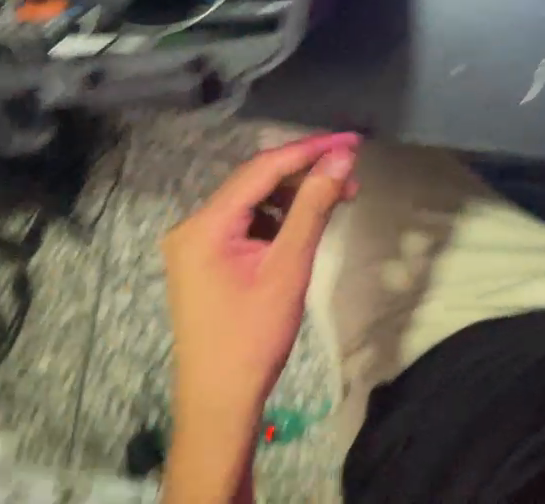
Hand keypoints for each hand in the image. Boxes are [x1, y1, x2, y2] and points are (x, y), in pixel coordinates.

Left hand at [162, 132, 358, 423]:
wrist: (220, 403)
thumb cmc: (253, 337)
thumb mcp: (289, 268)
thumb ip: (313, 207)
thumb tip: (341, 158)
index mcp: (204, 225)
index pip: (263, 169)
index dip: (309, 150)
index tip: (351, 140)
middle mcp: (193, 225)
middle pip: (256, 181)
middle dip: (305, 172)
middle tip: (351, 171)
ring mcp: (196, 244)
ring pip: (254, 201)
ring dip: (295, 195)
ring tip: (339, 196)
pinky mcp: (206, 260)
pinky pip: (247, 222)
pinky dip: (279, 217)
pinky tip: (308, 221)